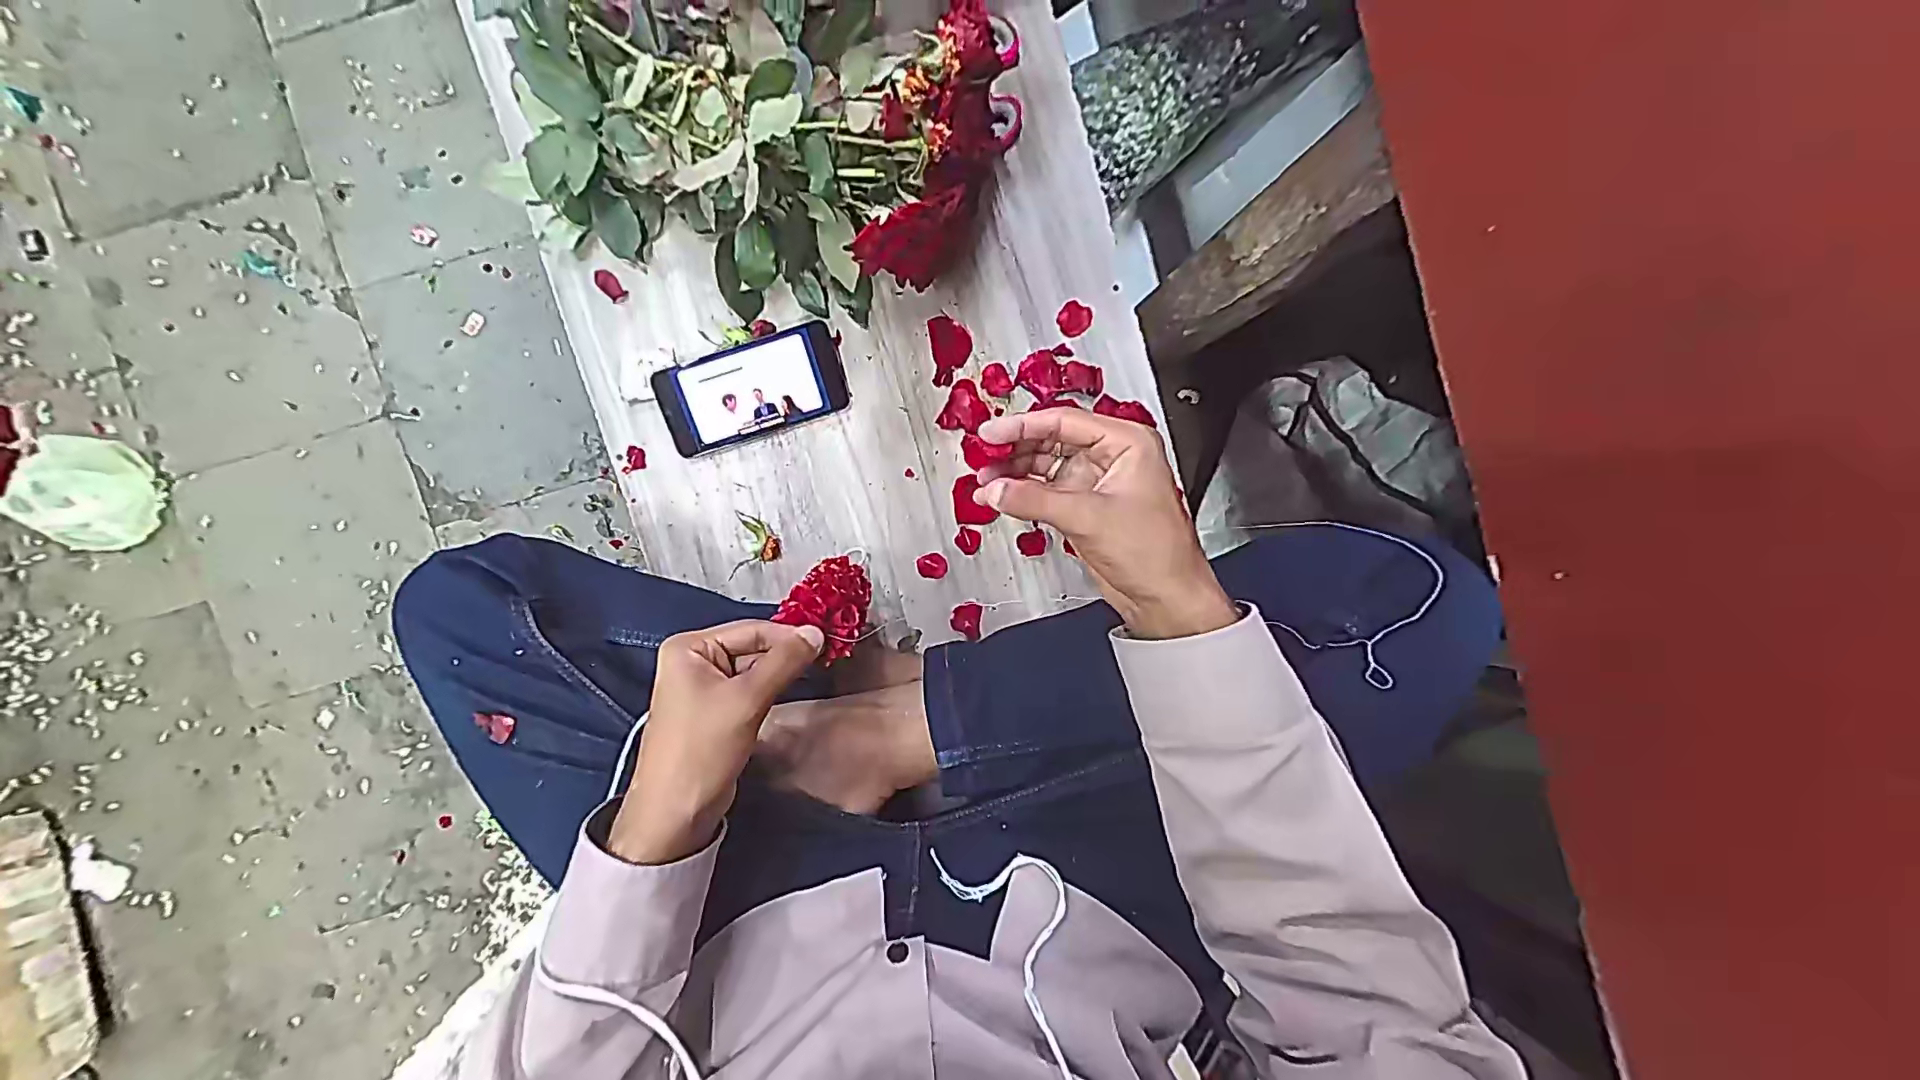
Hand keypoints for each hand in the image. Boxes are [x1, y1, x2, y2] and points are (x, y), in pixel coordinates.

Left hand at [609, 620, 823, 863]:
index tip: (825, 640)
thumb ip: (784, 661)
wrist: (675, 814)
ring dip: (781, 672)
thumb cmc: (702, 750)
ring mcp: (705, 686)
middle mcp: (694, 661)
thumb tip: (815, 632)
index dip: (789, 635)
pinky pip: (751, 688)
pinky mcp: (717, 709)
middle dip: (785, 654)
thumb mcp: (747, 699)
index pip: (751, 630)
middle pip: (753, 646)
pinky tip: (792, 692)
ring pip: (755, 668)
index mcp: (689, 648)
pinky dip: (772, 689)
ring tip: (813, 674)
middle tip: (824, 658)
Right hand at [974, 409, 1236, 639]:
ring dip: (1014, 472)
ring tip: (986, 479)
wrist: (1165, 596)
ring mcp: (1096, 481)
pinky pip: (1045, 490)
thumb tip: (998, 488)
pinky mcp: (1084, 505)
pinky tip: (1000, 497)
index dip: (1022, 426)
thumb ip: (1035, 500)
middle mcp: (1111, 457)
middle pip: (1051, 439)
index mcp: (1126, 443)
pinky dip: (1021, 493)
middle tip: (982, 456)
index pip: (1064, 421)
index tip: (991, 433)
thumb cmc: (1156, 554)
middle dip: (1014, 448)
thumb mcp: (1089, 517)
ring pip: (1045, 464)